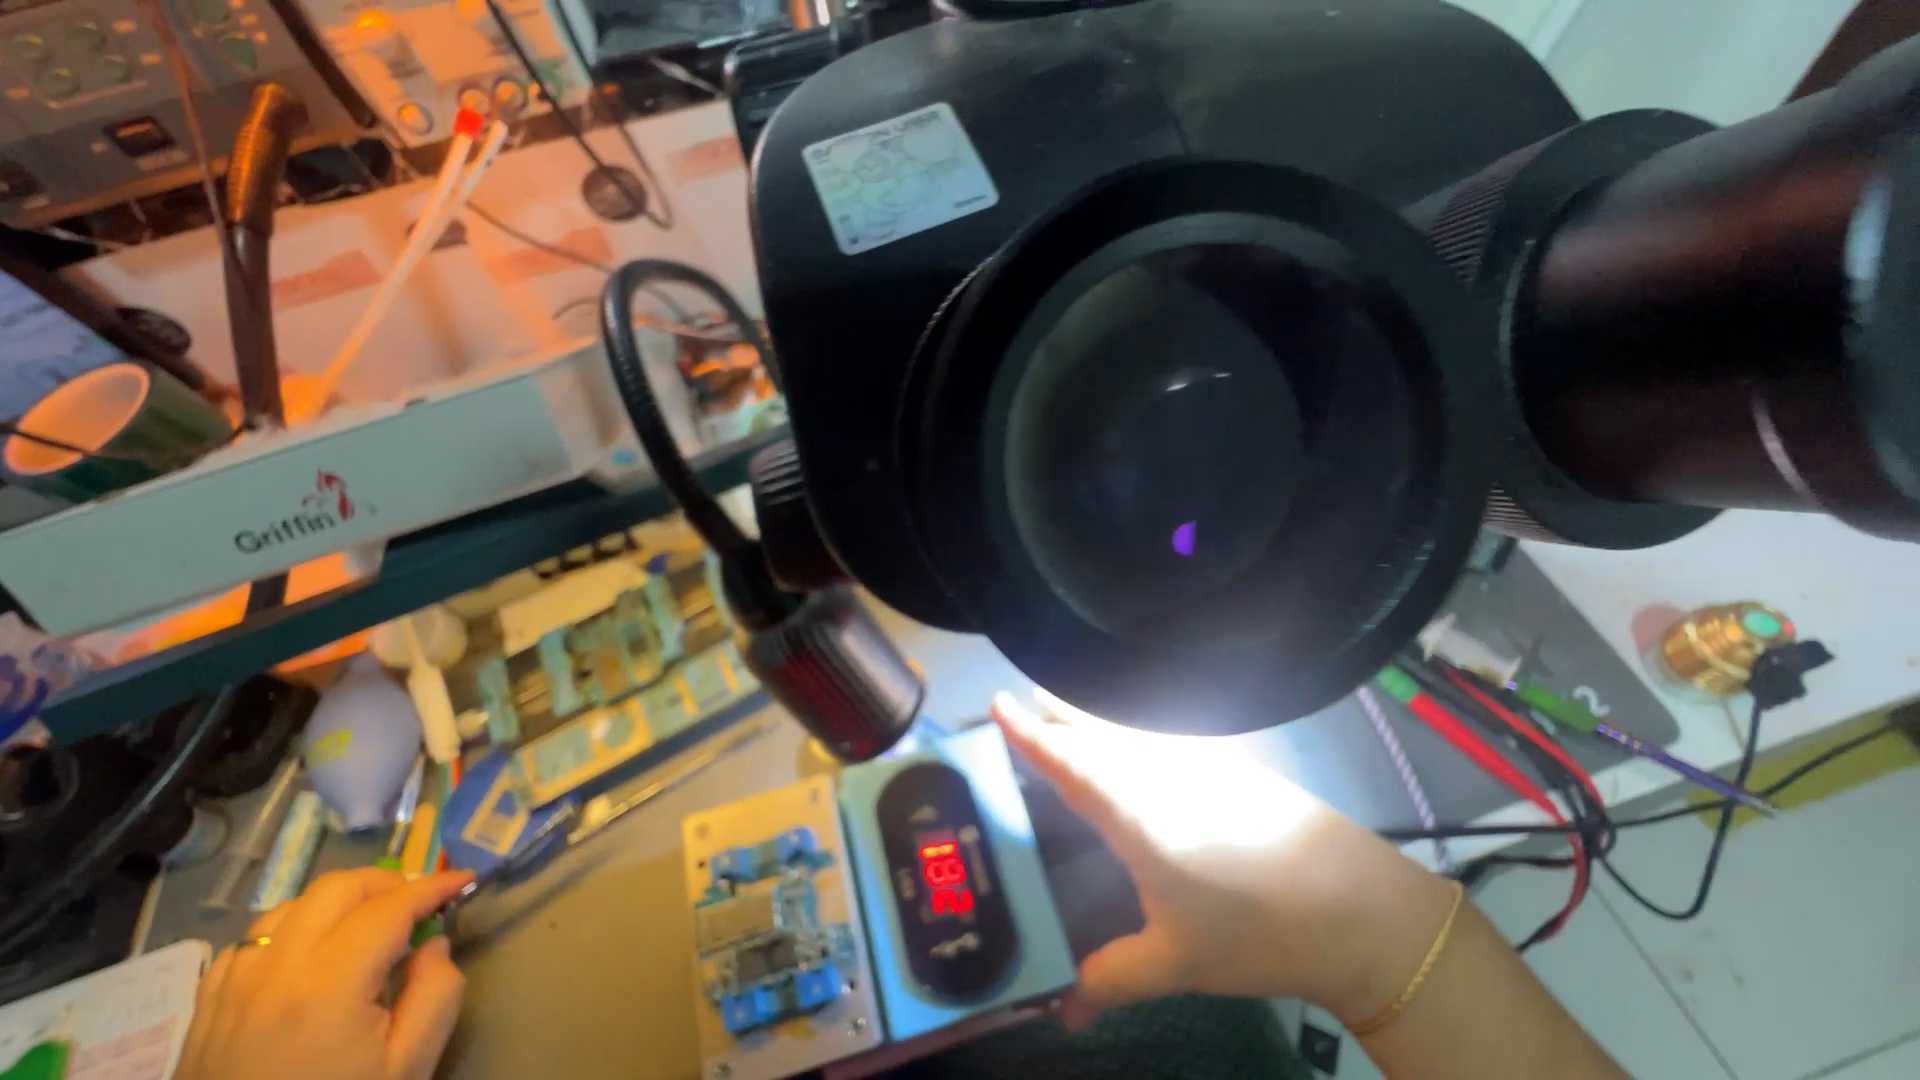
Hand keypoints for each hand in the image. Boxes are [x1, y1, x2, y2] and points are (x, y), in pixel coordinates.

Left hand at [179, 869, 476, 1079]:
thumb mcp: (410, 1065)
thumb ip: (437, 993)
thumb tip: (431, 945)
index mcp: (328, 987)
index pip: (390, 907)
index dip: (433, 886)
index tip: (463, 880)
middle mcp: (274, 974)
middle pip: (335, 889)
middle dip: (387, 883)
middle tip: (418, 905)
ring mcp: (231, 991)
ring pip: (288, 908)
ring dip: (337, 903)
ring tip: (366, 927)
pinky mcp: (206, 1012)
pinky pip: (249, 944)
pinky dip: (290, 932)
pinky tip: (310, 957)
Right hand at [992, 691, 1457, 1031]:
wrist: (1360, 909)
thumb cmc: (1258, 933)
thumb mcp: (1177, 962)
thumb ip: (1111, 978)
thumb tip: (1061, 1013)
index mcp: (1137, 815)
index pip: (1069, 763)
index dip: (1030, 733)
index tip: (997, 702)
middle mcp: (1162, 774)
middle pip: (1095, 732)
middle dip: (1052, 712)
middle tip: (1016, 697)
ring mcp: (1200, 763)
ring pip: (1128, 729)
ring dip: (1088, 716)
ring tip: (1057, 702)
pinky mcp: (1230, 764)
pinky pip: (1158, 734)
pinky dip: (1127, 727)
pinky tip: (1128, 735)